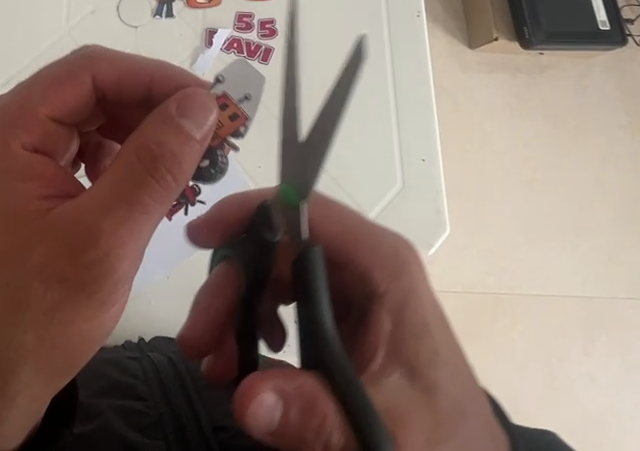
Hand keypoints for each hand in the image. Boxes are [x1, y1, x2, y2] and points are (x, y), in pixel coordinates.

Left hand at [0, 46, 218, 448]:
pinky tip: (151, 186)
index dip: (153, 78)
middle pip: (90, 91)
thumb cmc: (37, 315)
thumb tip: (200, 103)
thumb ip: (154, 164)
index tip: (207, 104)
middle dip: (152, 107)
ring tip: (189, 163)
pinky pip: (83, 151)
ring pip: (91, 119)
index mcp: (9, 129)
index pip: (90, 71)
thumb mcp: (105, 238)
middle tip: (209, 135)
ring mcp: (15, 157)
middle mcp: (7, 130)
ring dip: (142, 134)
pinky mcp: (27, 184)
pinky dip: (123, 161)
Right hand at [178, 189, 505, 450]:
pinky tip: (240, 365)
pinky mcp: (334, 314)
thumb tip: (245, 396)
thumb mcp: (382, 431)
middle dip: (229, 288)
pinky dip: (248, 327)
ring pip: (268, 272)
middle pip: (275, 246)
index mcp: (381, 267)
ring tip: (211, 363)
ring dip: (232, 311)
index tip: (200, 238)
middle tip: (196, 340)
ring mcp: (345, 287)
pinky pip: (277, 301)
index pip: (305, 211)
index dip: (248, 213)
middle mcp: (360, 264)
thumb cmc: (442, 440)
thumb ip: (316, 415)